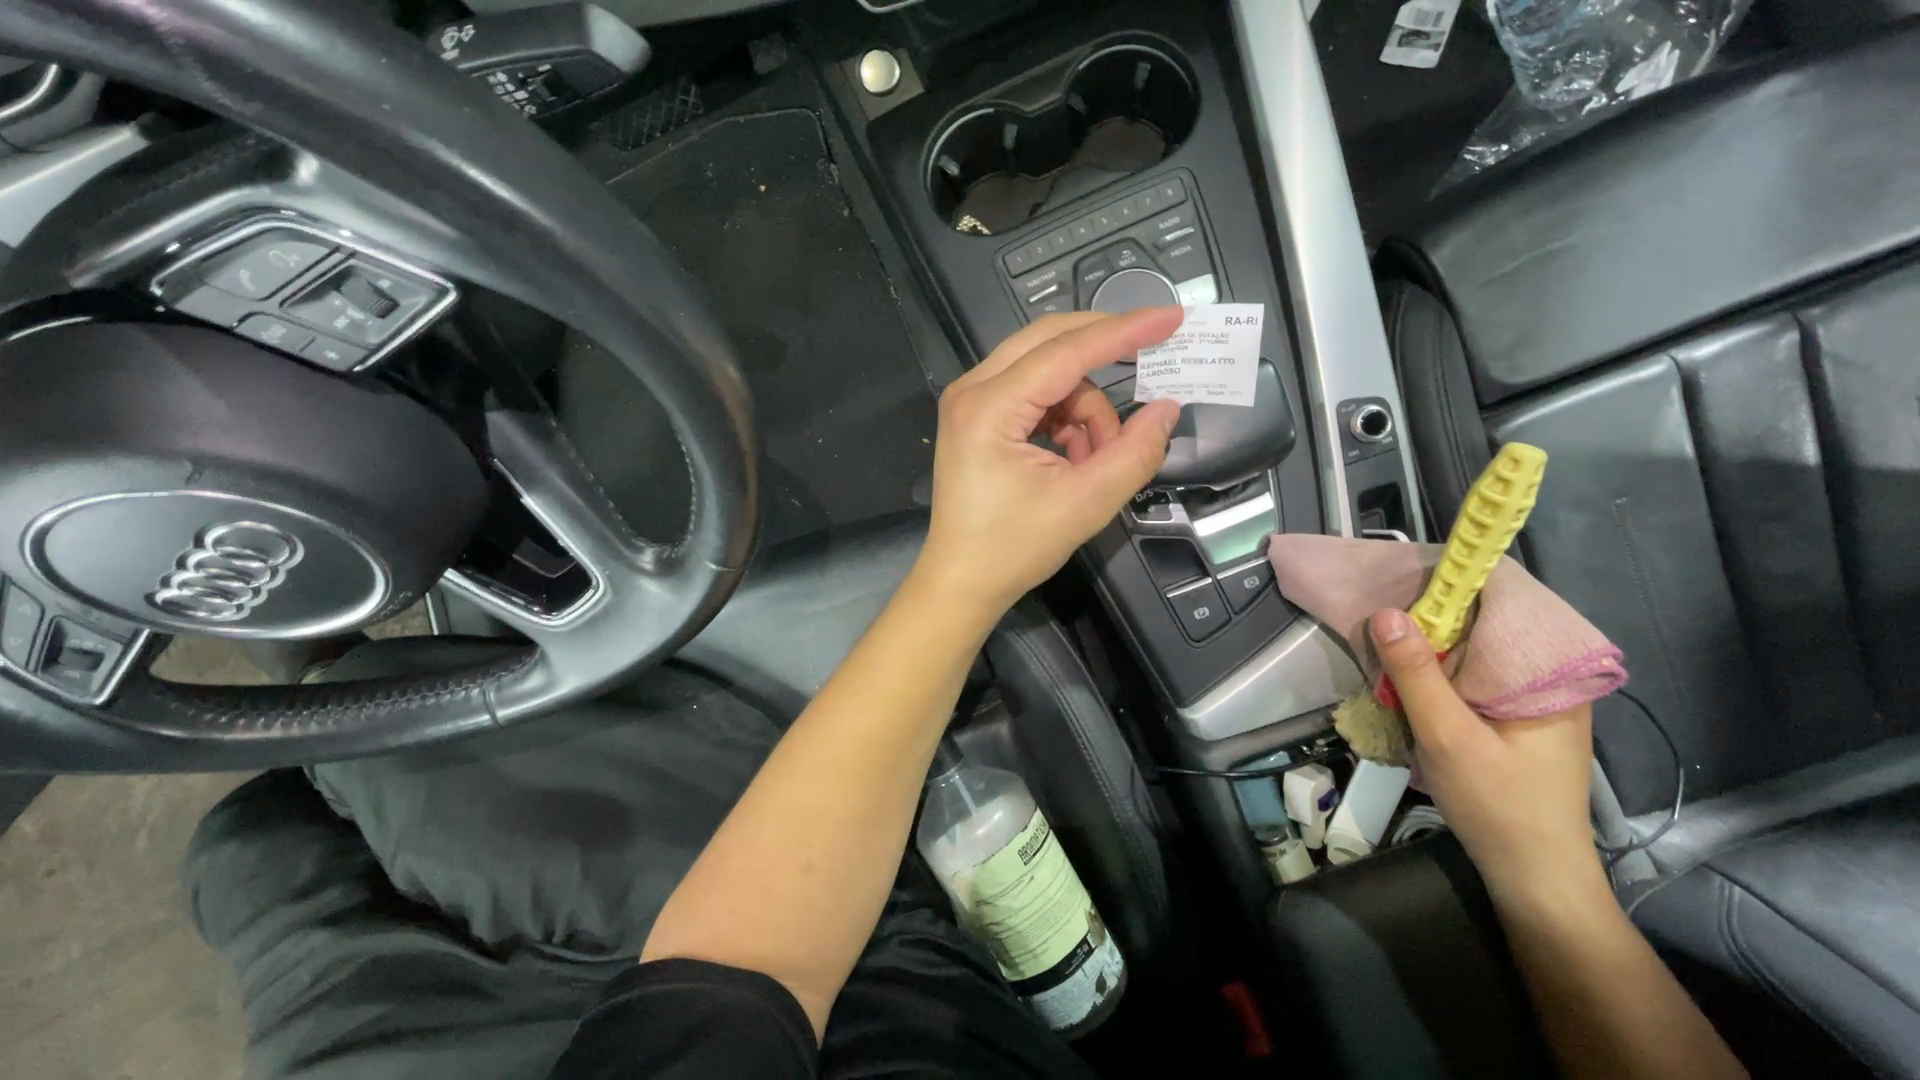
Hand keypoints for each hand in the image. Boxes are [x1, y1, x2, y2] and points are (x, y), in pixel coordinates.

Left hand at [917, 309, 1184, 614]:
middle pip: (1050, 340)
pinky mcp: (977, 415)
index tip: (1171, 317)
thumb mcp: (1085, 504)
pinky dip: (1065, 416)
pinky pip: (1034, 392)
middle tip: (1153, 357)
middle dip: (1104, 349)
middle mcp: (973, 390)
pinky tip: (1076, 457)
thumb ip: (1134, 452)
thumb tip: (1168, 409)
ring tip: (1099, 457)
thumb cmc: (1014, 547)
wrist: (963, 580)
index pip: (1067, 351)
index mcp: (990, 407)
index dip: (1124, 332)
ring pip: (1047, 369)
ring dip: (1085, 404)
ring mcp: (971, 400)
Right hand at [1370, 608, 1601, 906]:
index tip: (1409, 582)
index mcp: (1552, 675)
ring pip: (1482, 655)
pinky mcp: (1520, 721)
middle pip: (1492, 627)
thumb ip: (1416, 675)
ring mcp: (1537, 702)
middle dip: (1438, 619)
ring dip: (1437, 649)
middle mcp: (1552, 679)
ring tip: (1394, 643)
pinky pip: (1480, 680)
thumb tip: (1387, 611)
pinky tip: (1414, 681)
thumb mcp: (1448, 737)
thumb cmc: (1499, 805)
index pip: (1510, 604)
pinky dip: (1446, 674)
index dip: (1459, 587)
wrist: (1534, 877)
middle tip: (1388, 616)